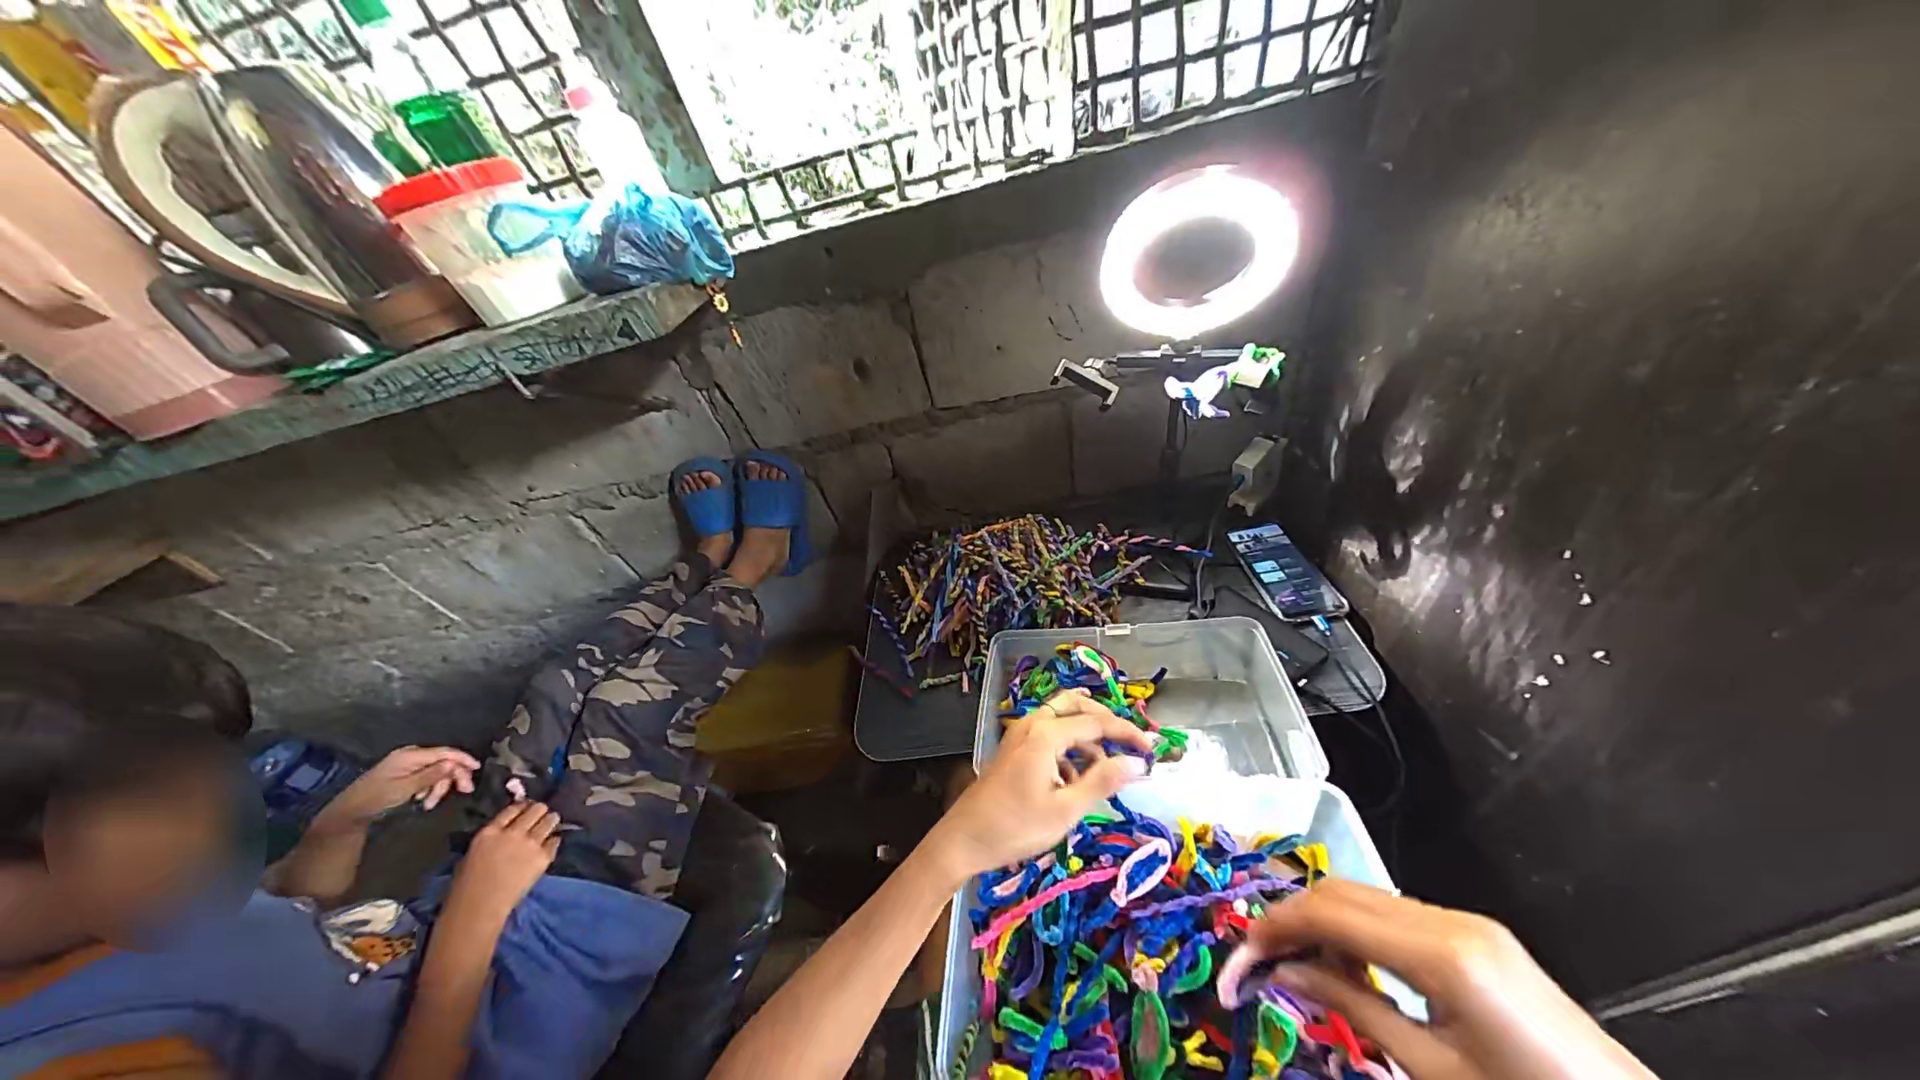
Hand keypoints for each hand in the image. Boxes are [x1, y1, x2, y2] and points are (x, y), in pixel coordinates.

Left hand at [321, 746, 479, 827]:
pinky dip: (429, 787)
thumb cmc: (377, 798)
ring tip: (431, 804)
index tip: (477, 769)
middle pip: (443, 762)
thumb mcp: (406, 788)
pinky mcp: (405, 772)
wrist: (349, 812)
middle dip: (451, 777)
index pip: (446, 752)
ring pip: (436, 771)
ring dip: (438, 787)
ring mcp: (407, 763)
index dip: (463, 759)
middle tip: (463, 791)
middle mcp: (411, 755)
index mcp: (411, 755)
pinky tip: (423, 799)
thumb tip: (454, 764)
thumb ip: (432, 775)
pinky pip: (426, 776)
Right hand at [446, 801, 560, 922]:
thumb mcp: (473, 853)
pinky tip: (548, 847)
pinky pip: (555, 841)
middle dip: (540, 812)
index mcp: (490, 831)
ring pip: (551, 820)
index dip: (523, 808)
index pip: (514, 808)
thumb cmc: (467, 886)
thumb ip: (494, 837)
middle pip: (537, 808)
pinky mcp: (543, 857)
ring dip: (551, 822)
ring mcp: (531, 843)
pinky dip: (553, 842)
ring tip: (549, 826)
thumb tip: (511, 828)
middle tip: (540, 818)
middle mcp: (513, 833)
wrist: (478, 909)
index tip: (526, 811)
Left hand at [924, 690, 1152, 882]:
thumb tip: (1137, 764)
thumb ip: (1102, 782)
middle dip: (1106, 722)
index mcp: (1045, 733)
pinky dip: (1068, 749)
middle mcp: (1032, 724)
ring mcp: (1019, 735)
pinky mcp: (1014, 749)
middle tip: (1129, 745)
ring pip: (1061, 720)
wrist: (963, 840)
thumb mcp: (1065, 810)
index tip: (1151, 750)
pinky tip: (1075, 781)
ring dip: (1086, 737)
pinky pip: (1048, 736)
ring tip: (1105, 771)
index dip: (1127, 734)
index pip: (1097, 722)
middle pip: (1076, 706)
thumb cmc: (1015, 827)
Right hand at [1216, 879, 1658, 1079]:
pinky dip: (1358, 933)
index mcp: (1442, 953)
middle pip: (1342, 892)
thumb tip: (1283, 972)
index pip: (1330, 912)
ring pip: (1364, 898)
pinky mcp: (1476, 935)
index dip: (1275, 927)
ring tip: (1303, 971)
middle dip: (1292, 920)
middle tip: (1262, 963)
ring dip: (1322, 924)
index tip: (1241, 957)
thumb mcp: (1432, 1071)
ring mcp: (1467, 922)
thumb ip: (1350, 1006)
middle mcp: (1451, 918)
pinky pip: (1394, 917)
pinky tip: (1353, 970)